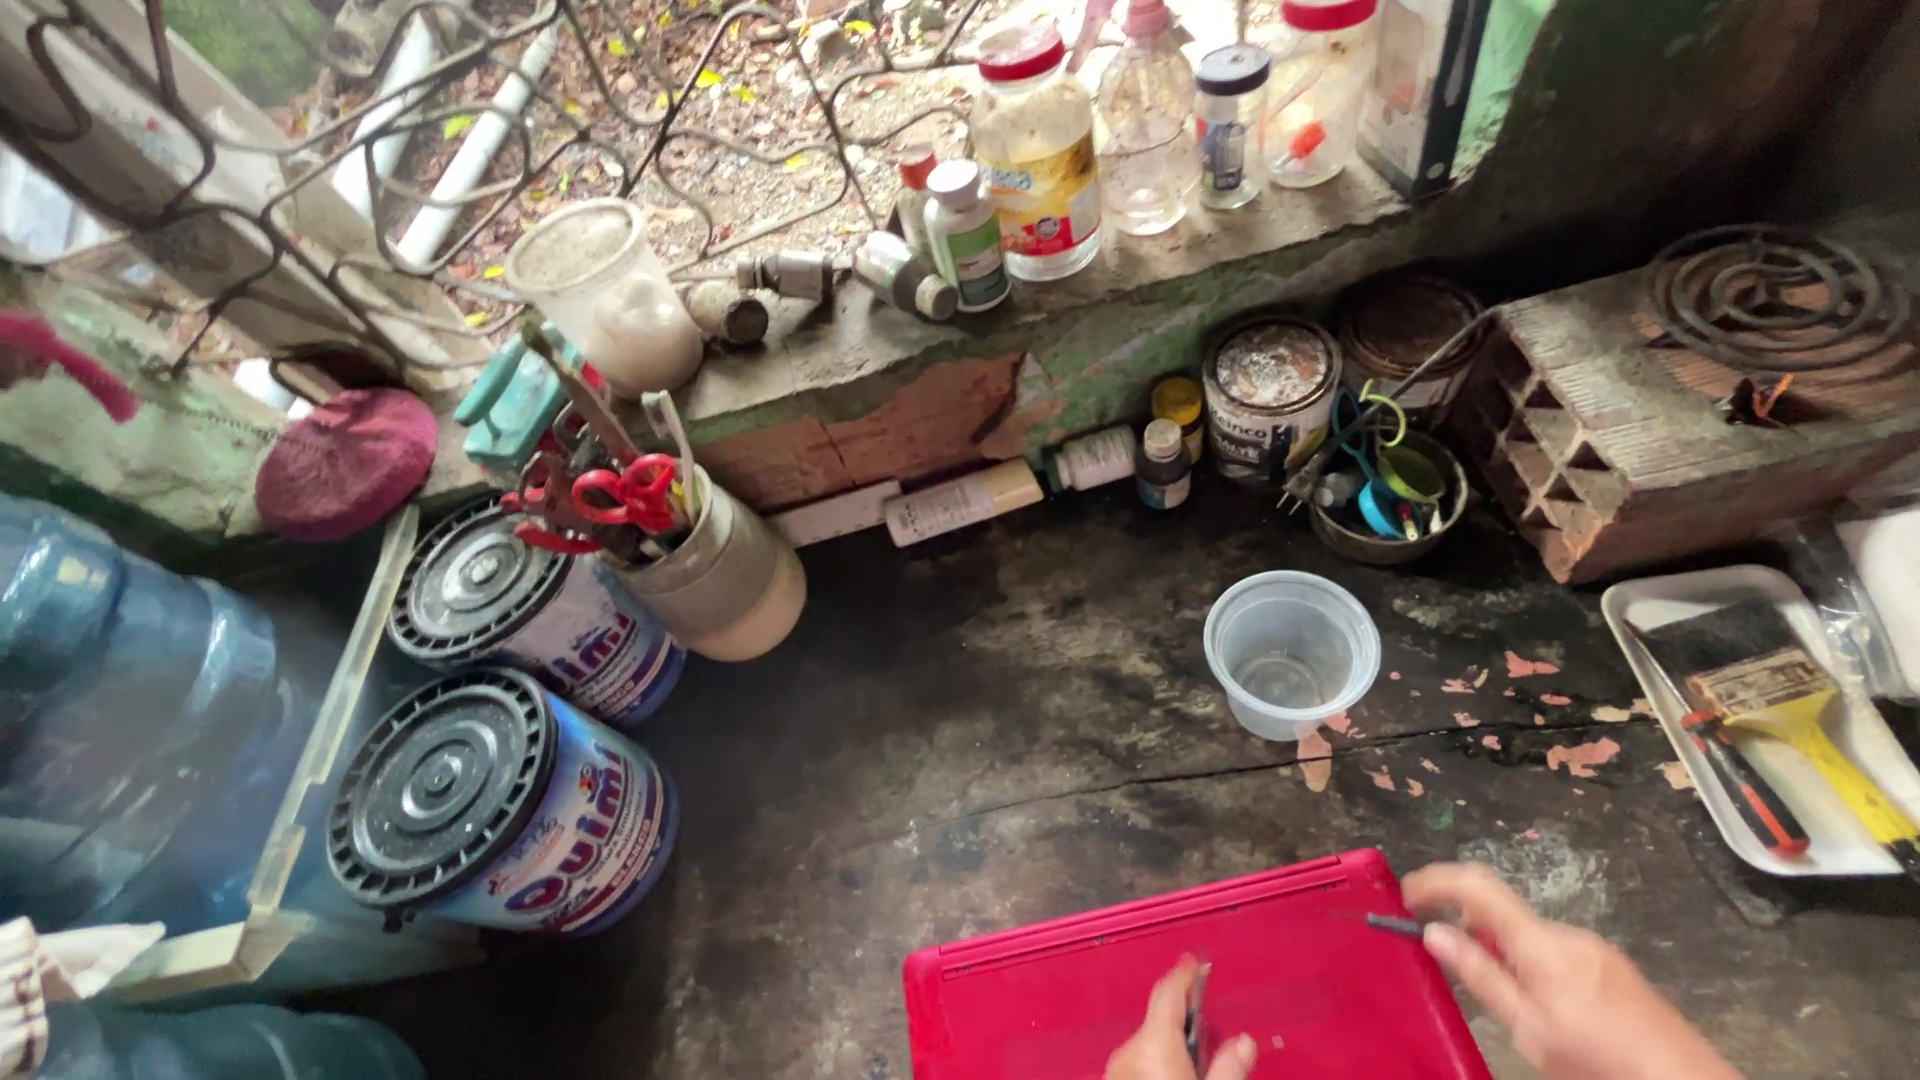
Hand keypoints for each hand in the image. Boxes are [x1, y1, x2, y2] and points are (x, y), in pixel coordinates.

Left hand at [1105, 957, 1256, 1079]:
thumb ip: (1230, 1069)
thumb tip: (1244, 1041)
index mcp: (1155, 1044)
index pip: (1168, 993)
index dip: (1183, 975)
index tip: (1194, 963)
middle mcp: (1129, 1052)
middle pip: (1159, 1023)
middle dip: (1184, 1024)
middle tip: (1211, 1033)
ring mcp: (1116, 1072)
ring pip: (1148, 1048)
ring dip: (1170, 1050)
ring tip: (1197, 1069)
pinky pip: (1138, 1068)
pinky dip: (1157, 1068)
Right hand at [1403, 862, 1742, 1079]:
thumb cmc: (1604, 1065)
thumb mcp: (1531, 1031)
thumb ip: (1480, 977)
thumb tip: (1433, 932)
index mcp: (1542, 944)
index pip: (1476, 884)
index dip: (1434, 880)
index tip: (1405, 898)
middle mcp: (1568, 933)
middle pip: (1500, 912)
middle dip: (1469, 930)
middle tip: (1455, 969)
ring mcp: (1596, 949)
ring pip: (1527, 936)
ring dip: (1503, 954)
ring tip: (1510, 1005)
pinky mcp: (1614, 967)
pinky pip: (1555, 951)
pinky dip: (1531, 966)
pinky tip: (1547, 1011)